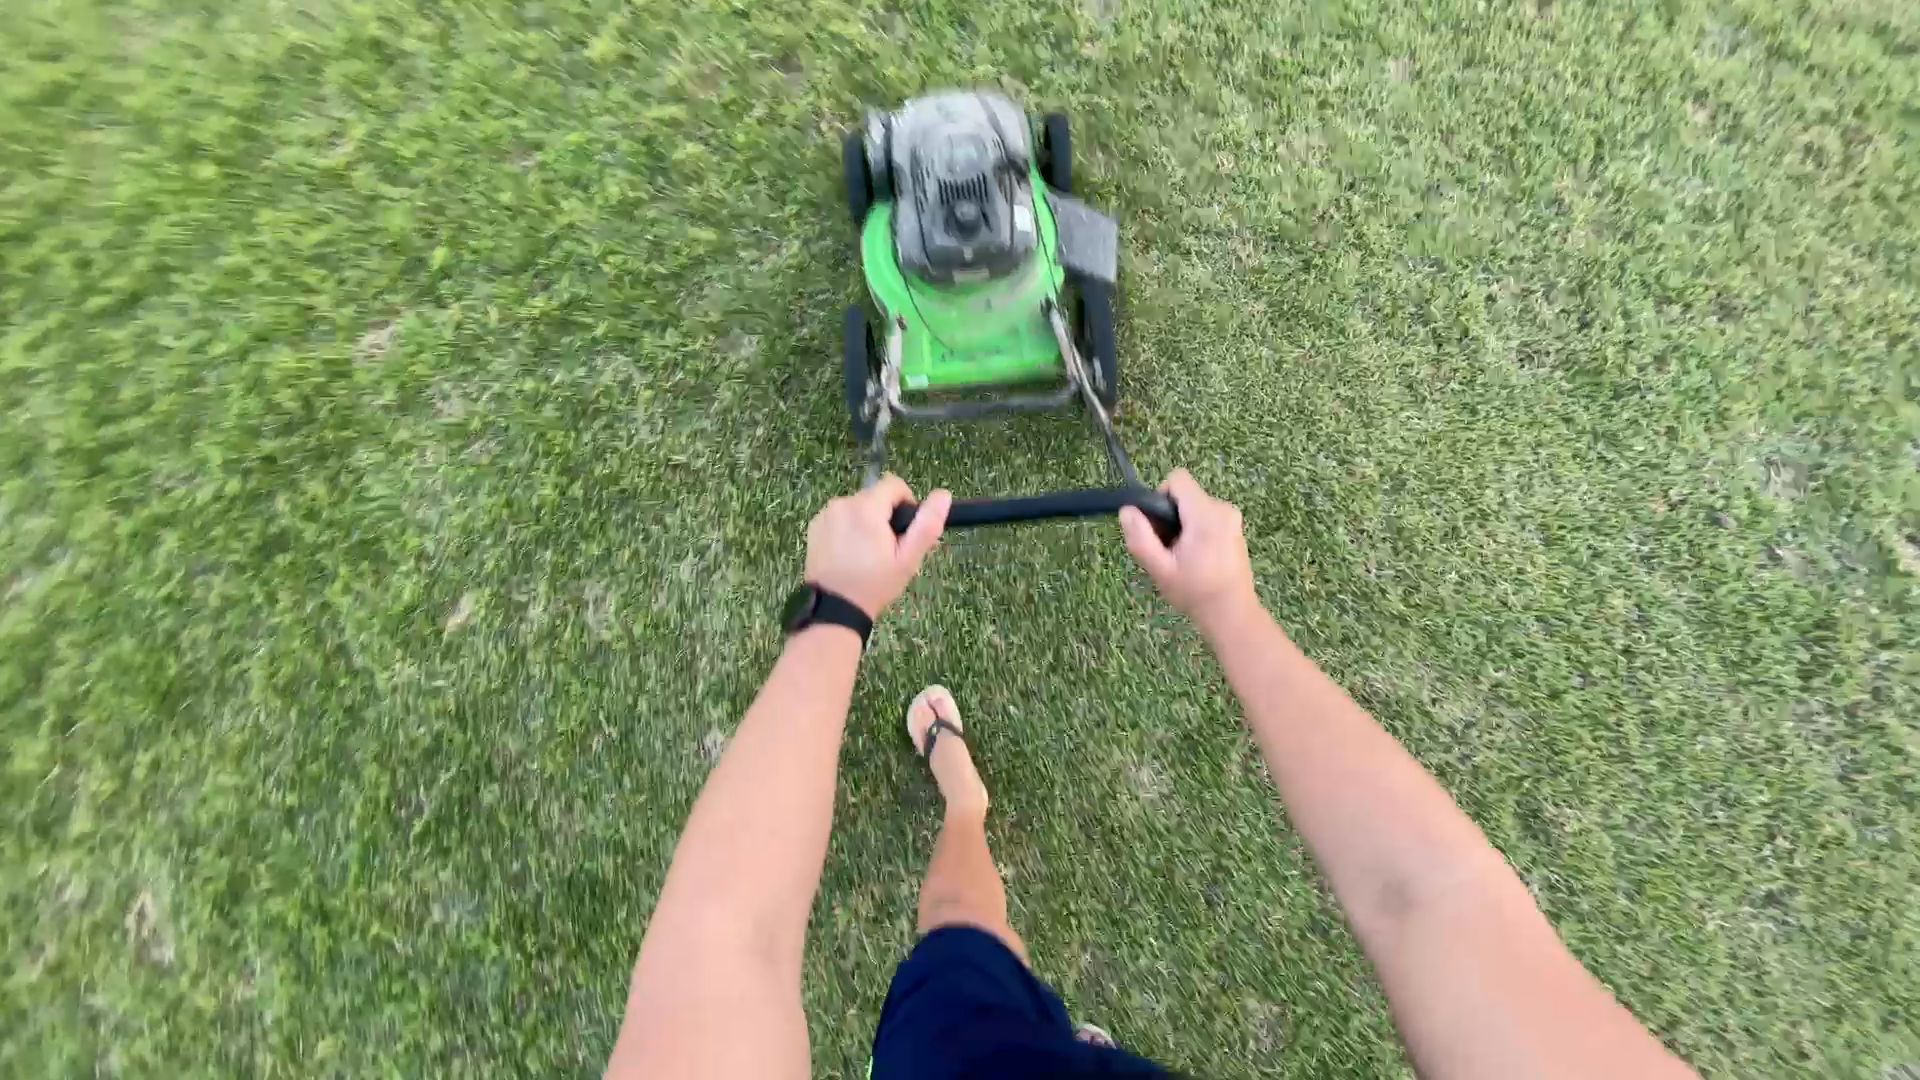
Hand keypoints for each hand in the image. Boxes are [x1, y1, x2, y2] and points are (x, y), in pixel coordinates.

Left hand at [805, 475, 950, 617]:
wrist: (835, 608)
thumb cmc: (875, 584)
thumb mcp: (908, 559)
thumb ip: (926, 524)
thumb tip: (943, 495)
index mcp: (866, 508)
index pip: (894, 484)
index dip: (906, 503)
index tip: (903, 531)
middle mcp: (843, 504)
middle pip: (875, 496)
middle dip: (885, 516)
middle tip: (888, 549)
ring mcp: (826, 514)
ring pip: (858, 507)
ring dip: (867, 522)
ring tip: (868, 554)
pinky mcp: (815, 526)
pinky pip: (840, 517)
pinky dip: (848, 528)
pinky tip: (850, 554)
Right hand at [1119, 468, 1258, 630]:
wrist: (1232, 613)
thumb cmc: (1194, 592)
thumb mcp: (1159, 568)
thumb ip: (1140, 537)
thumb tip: (1127, 509)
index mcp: (1206, 514)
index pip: (1177, 479)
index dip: (1160, 497)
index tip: (1157, 527)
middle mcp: (1223, 508)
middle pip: (1184, 495)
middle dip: (1169, 517)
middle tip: (1166, 549)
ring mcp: (1232, 518)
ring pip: (1193, 507)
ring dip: (1181, 526)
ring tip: (1180, 557)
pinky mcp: (1234, 528)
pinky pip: (1206, 517)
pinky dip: (1195, 531)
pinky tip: (1195, 559)